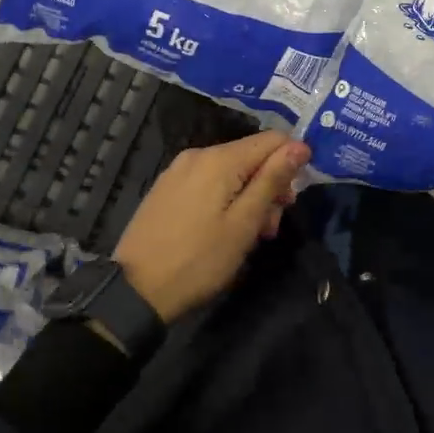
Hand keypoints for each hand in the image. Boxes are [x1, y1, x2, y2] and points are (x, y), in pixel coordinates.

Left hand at [112, 131, 308, 321]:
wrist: (133, 293)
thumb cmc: (198, 260)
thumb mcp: (244, 224)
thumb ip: (272, 180)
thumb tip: (300, 146)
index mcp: (220, 159)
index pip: (273, 139)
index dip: (292, 162)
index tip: (292, 200)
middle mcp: (198, 154)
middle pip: (251, 156)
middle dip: (269, 186)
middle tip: (270, 228)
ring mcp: (178, 171)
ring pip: (230, 170)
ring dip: (248, 196)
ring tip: (248, 236)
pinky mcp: (166, 188)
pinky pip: (208, 181)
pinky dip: (225, 198)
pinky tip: (221, 229)